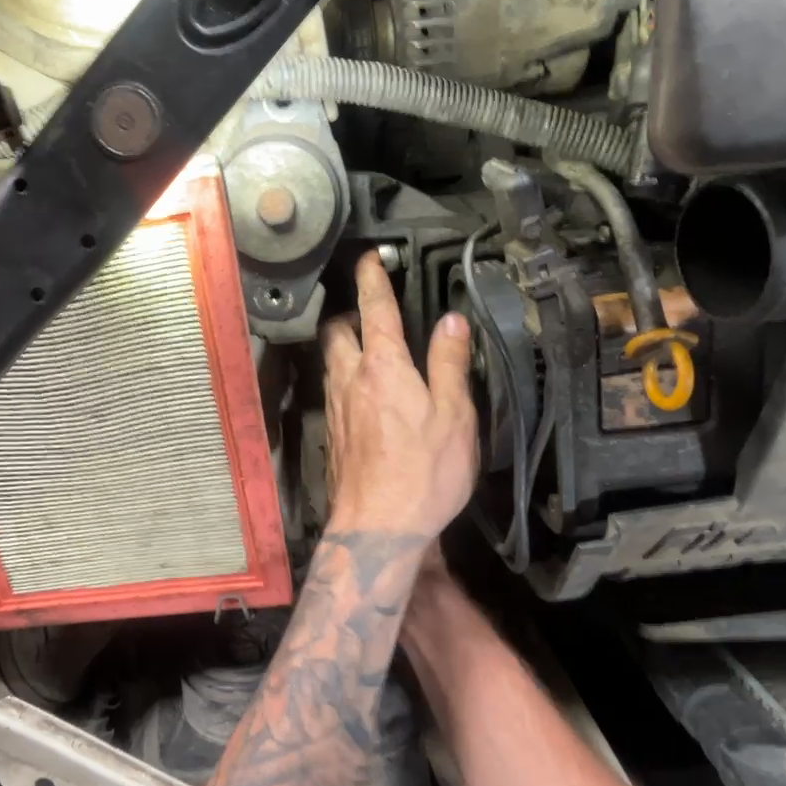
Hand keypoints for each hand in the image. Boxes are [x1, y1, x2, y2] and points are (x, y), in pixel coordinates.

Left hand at [321, 252, 478, 537]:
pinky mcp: (332, 433)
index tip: (370, 259)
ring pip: (332, 361)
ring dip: (346, 346)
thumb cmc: (422, 473)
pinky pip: (333, 390)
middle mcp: (350, 380)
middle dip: (348, 313)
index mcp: (382, 367)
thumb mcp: (454, 414)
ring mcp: (335, 407)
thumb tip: (451, 321)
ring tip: (371, 348)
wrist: (377, 527)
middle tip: (370, 310)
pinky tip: (366, 394)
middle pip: (337, 331)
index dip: (372, 278)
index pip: (374, 308)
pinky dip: (346, 377)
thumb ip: (449, 363)